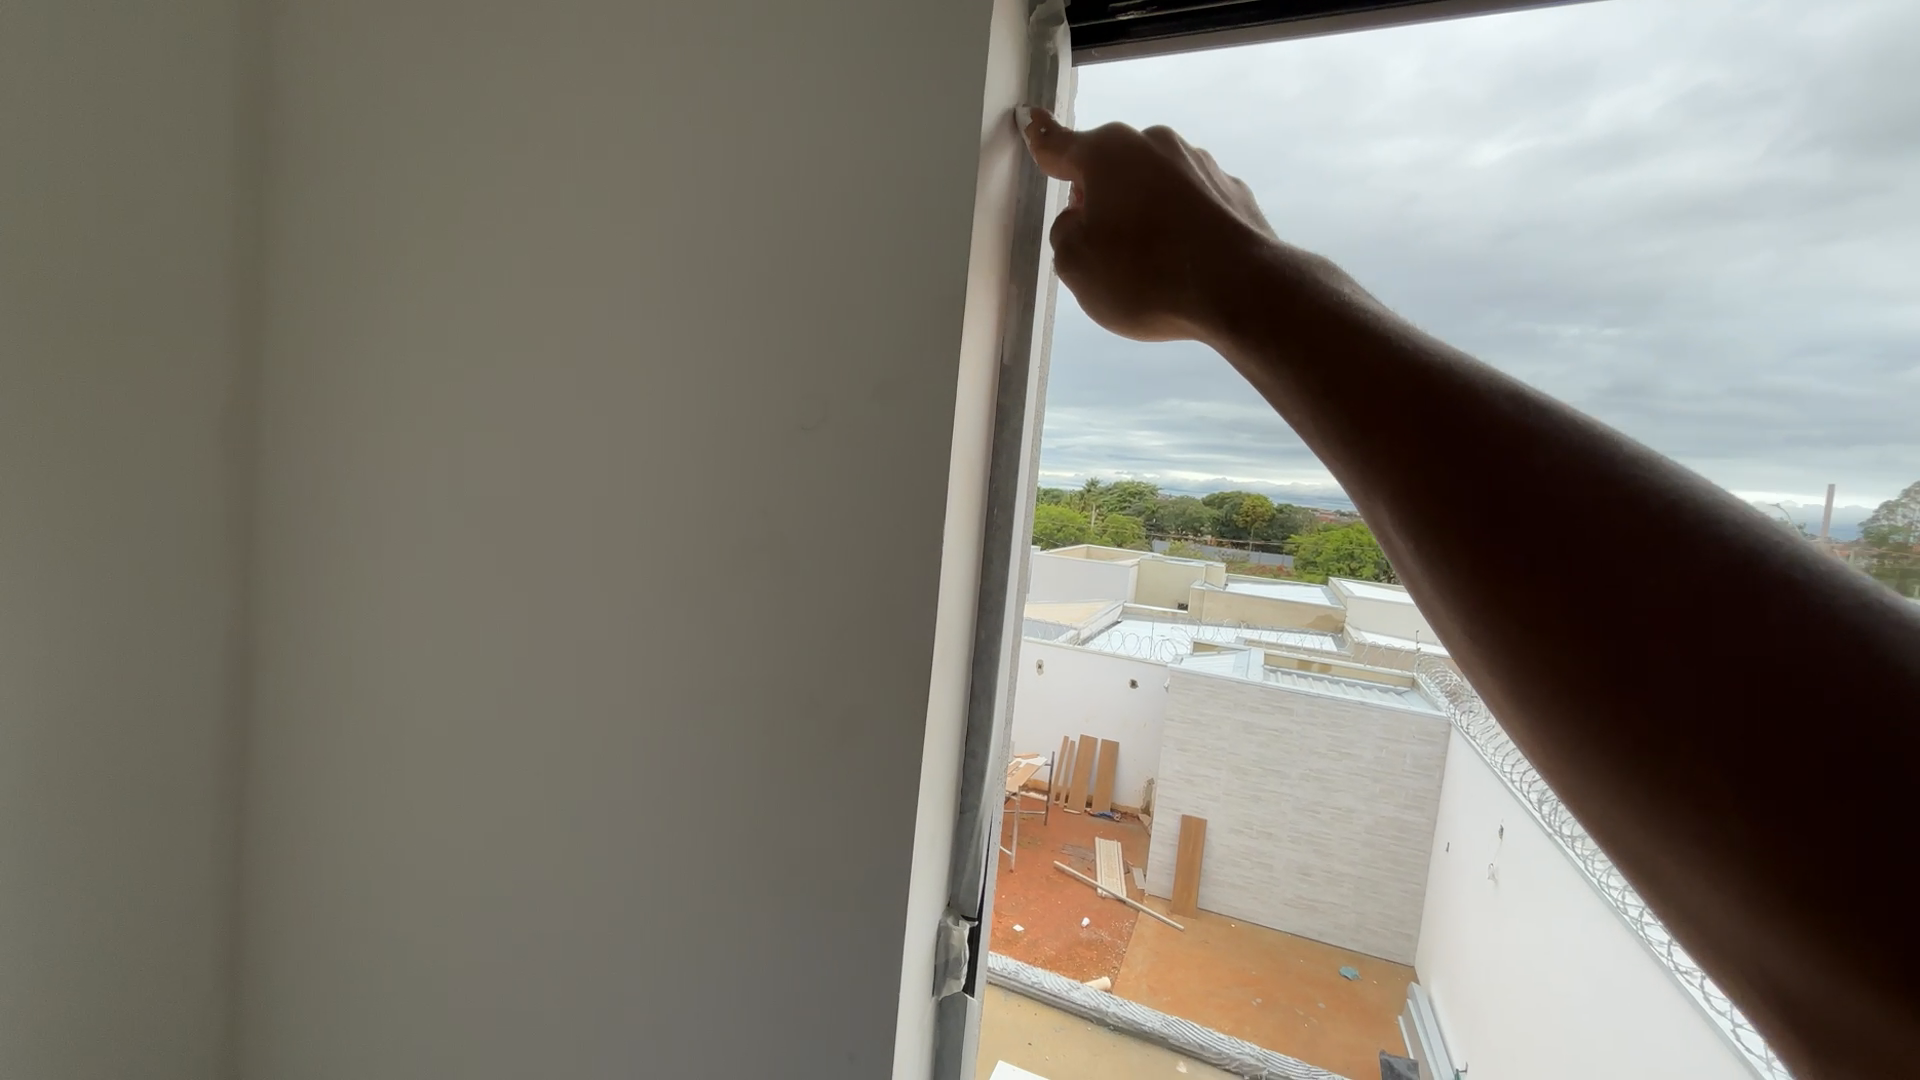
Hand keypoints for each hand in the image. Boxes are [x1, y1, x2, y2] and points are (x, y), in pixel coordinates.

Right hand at [1016, 106, 1283, 343]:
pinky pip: (1190, 208)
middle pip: (1113, 169)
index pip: (1061, 145)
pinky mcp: (1232, 193)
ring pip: (1154, 187)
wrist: (1238, 289)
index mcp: (1108, 154)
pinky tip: (1181, 264)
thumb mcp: (1075, 266)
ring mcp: (1200, 165)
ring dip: (1142, 215)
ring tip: (1147, 267)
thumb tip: (1081, 218)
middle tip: (1101, 251)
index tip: (1031, 121)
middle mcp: (1156, 145)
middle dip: (1101, 199)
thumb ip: (1065, 235)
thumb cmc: (1143, 275)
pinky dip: (1179, 229)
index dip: (1042, 141)